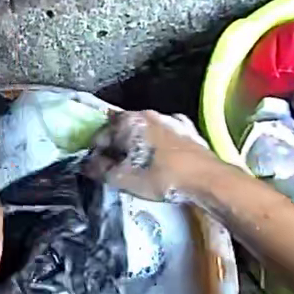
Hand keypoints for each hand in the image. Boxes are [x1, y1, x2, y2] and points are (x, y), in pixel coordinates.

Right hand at [84, 110, 226, 203]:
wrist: (206, 178)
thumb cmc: (161, 177)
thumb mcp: (124, 179)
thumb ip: (101, 170)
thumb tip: (87, 164)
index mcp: (128, 121)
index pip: (101, 134)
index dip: (96, 152)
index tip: (98, 167)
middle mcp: (148, 114)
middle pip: (123, 129)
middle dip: (117, 146)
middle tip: (116, 167)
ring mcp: (170, 119)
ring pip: (145, 130)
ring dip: (138, 144)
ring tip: (139, 164)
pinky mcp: (187, 129)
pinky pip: (165, 135)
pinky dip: (159, 144)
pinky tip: (161, 158)